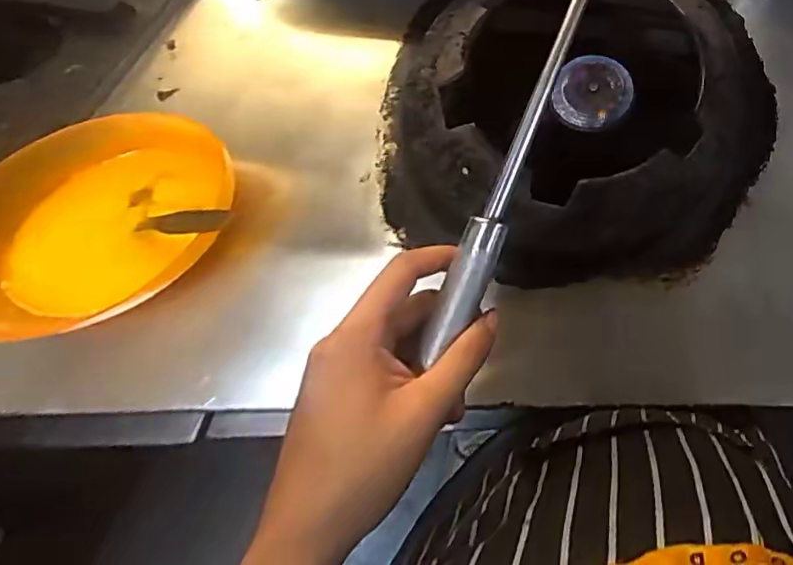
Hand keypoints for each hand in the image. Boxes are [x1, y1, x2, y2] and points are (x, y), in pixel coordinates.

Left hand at [244, 247, 497, 564]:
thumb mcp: (426, 410)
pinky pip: (387, 367)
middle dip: (446, 331)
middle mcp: (342, 345)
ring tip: (451, 404)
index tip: (474, 262)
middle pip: (407, 311)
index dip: (439, 257)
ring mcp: (337, 371)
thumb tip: (491, 318)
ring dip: (435, 363)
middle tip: (473, 360)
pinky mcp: (339, 394)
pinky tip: (432, 415)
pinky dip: (416, 379)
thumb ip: (465, 357)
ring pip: (401, 343)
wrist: (301, 540)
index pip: (400, 271)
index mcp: (355, 337)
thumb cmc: (361, 470)